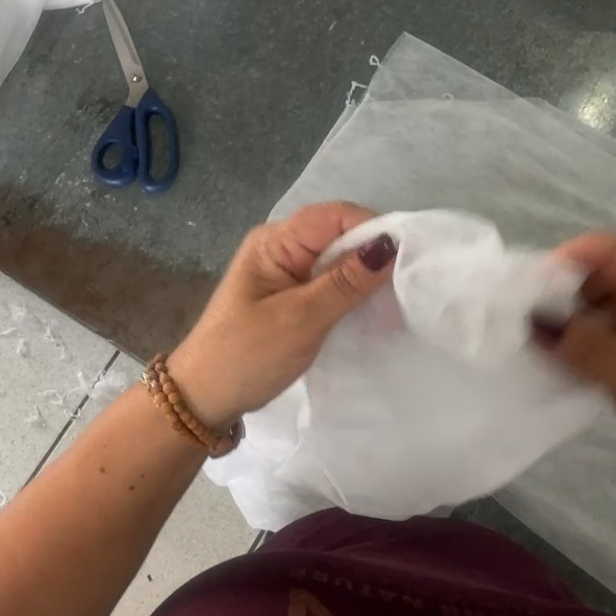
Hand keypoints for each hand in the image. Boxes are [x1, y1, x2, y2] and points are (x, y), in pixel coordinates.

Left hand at [168, 202, 397, 425]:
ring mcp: (284, 272)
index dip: (375, 230)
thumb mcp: (301, 319)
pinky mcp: (290, 296)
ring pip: (338, 259)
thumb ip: (346, 282)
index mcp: (275, 241)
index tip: (411, 260)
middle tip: (410, 285)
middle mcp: (280, 247)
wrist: (204, 399)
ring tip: (398, 301)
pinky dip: (352, 293)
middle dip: (375, 254)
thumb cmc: (247, 356)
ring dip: (366, 276)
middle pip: (339, 233)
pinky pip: (330, 282)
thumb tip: (391, 244)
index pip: (336, 216)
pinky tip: (372, 312)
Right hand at [544, 232, 615, 472]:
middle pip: (593, 276)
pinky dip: (571, 347)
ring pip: (590, 309)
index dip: (562, 263)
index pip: (605, 251)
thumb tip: (535, 323)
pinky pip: (595, 340)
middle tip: (512, 321)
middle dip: (554, 294)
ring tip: (520, 341)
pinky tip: (545, 361)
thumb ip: (586, 343)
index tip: (522, 294)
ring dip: (559, 323)